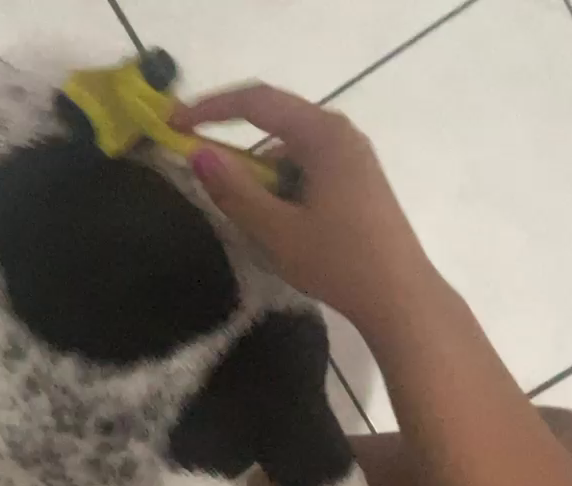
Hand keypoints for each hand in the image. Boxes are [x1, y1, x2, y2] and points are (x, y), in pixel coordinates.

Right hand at [172, 84, 433, 318]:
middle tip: (198, 167)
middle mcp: (339, 134)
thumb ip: (236, 192)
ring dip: (258, 174)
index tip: (173, 123)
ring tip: (240, 214)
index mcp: (322, 135)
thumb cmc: (338, 262)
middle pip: (274, 123)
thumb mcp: (277, 231)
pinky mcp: (354, 183)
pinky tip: (274, 223)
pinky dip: (279, 188)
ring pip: (289, 153)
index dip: (211, 109)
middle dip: (233, 142)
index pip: (257, 103)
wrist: (398, 296)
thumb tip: (197, 155)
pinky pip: (304, 171)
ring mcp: (351, 158)